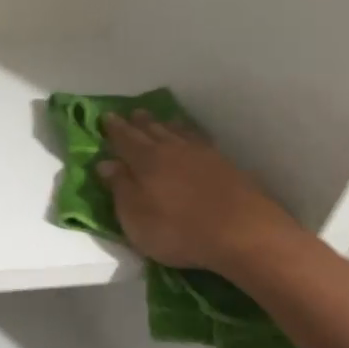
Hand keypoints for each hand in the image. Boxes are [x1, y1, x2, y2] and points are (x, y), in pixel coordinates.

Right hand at [96, 111, 301, 273]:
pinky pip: (201, 141)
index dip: (114, 129)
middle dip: (140, 123)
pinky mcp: (226, 166)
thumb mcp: (136, 217)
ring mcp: (204, 156)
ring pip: (180, 133)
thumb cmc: (178, 230)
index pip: (125, 139)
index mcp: (147, 161)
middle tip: (133, 113)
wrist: (243, 234)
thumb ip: (120, 188)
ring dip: (167, 126)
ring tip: (162, 121)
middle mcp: (174, 150)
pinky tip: (194, 140)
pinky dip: (191, 136)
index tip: (106, 117)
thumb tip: (106, 163)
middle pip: (154, 131)